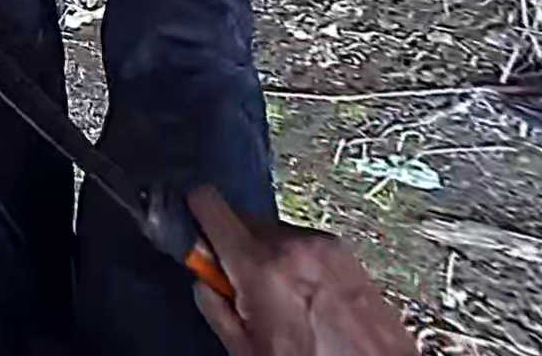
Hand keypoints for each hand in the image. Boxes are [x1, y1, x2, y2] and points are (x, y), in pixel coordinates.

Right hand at [188, 187, 416, 355]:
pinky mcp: (346, 254)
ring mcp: (322, 246)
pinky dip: (297, 261)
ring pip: (270, 230)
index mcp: (257, 264)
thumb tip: (202, 278)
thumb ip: (212, 303)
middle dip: (234, 243)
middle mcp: (289, 244)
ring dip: (267, 252)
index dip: (195, 213)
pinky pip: (302, 242)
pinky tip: (312, 299)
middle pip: (238, 216)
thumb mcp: (246, 351)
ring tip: (287, 299)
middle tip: (247, 284)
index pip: (205, 200)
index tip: (199, 235)